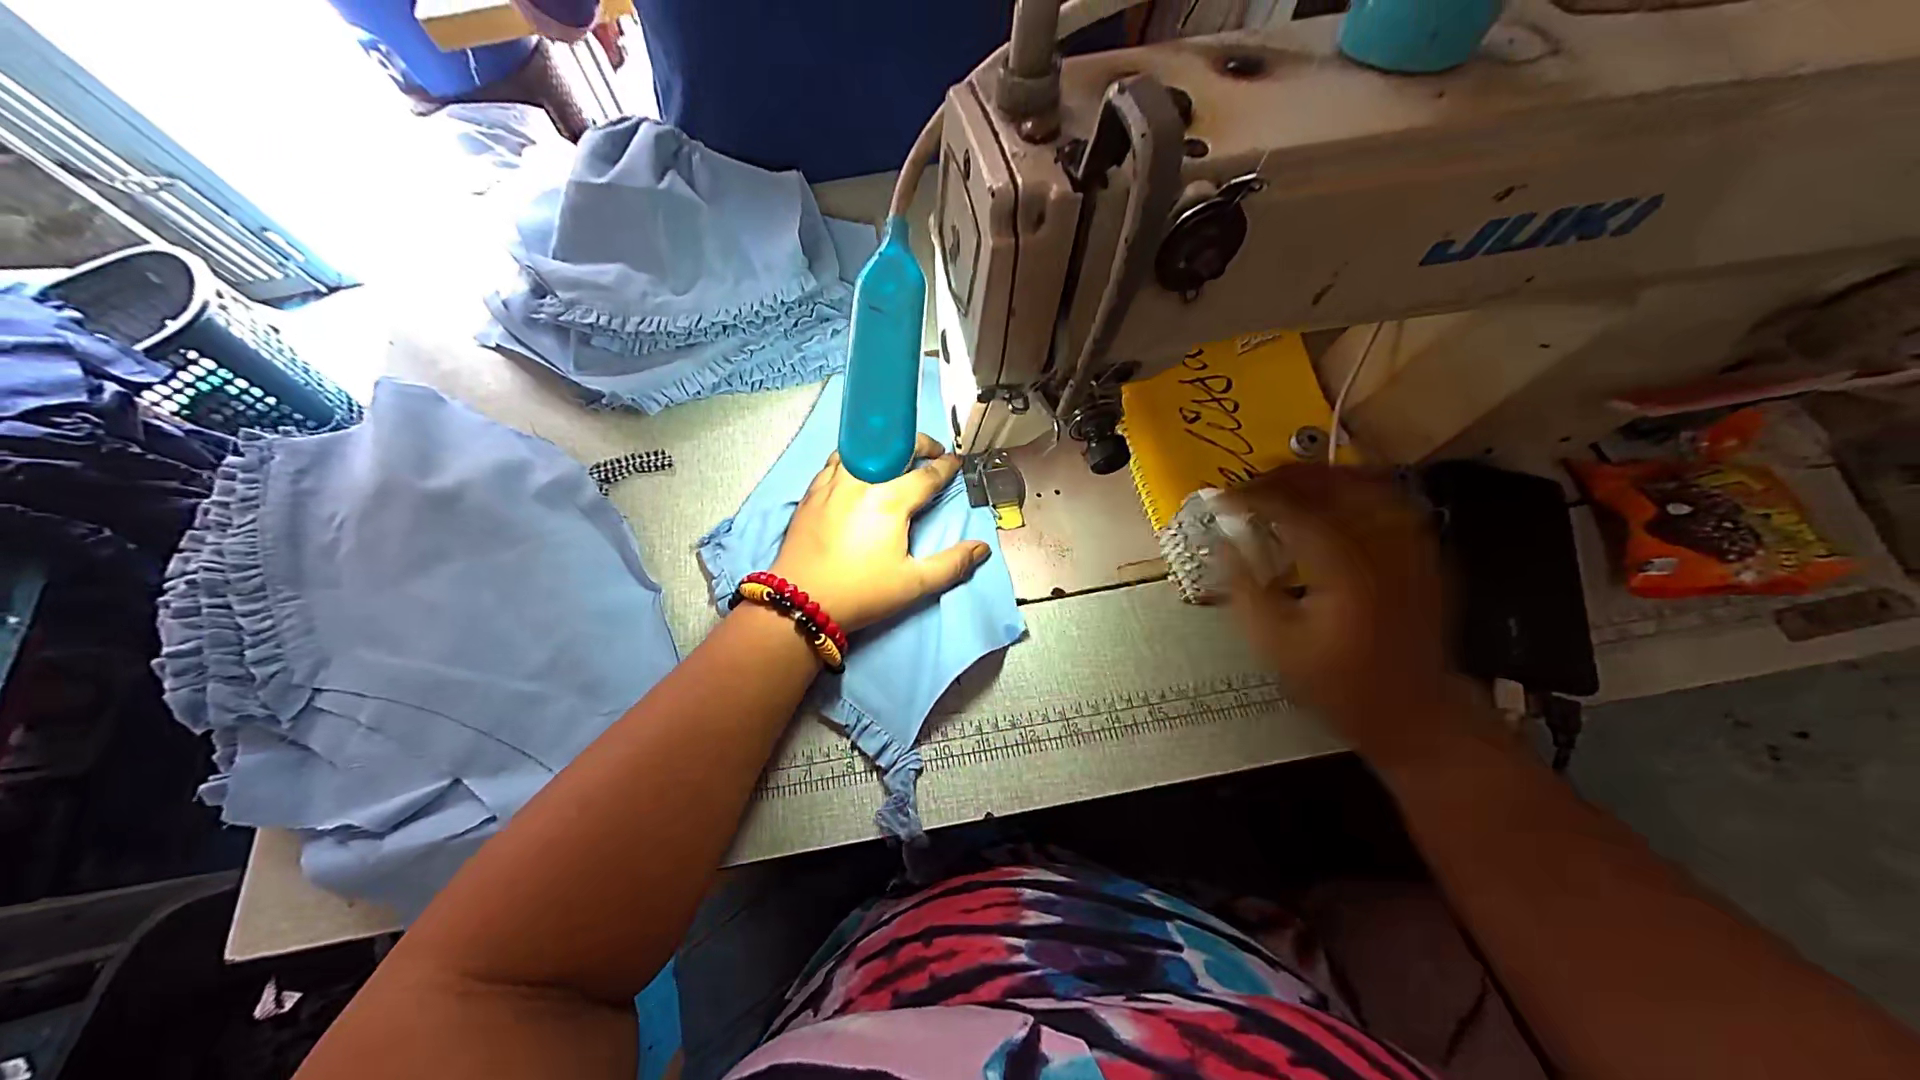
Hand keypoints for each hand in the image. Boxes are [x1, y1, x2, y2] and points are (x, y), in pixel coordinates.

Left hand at [768, 434, 990, 632]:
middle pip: (893, 448)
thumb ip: (952, 564)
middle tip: (931, 451)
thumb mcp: (913, 584)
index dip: (946, 466)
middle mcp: (860, 483)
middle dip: (917, 444)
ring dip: (882, 447)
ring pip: (860, 449)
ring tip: (893, 457)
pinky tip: (857, 472)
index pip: (926, 474)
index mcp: (890, 501)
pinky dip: (853, 459)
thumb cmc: (860, 593)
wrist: (800, 601)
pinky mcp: (811, 494)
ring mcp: (831, 485)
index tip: (956, 462)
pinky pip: (835, 463)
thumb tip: (981, 548)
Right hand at [1224, 466, 1482, 756]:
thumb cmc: (1337, 685)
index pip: (1293, 510)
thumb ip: (1244, 588)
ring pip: (1367, 484)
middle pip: (1334, 484)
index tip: (1223, 500)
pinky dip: (1356, 490)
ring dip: (1322, 476)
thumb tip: (1224, 542)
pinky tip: (1333, 499)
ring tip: (1287, 483)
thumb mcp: (1274, 644)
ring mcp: (1411, 548)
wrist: (1413, 711)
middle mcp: (1383, 548)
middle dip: (1286, 476)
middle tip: (1252, 484)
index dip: (1253, 497)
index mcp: (1344, 571)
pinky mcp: (1425, 554)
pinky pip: (1392, 502)